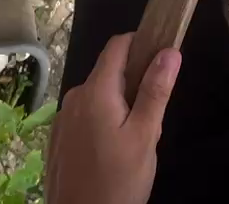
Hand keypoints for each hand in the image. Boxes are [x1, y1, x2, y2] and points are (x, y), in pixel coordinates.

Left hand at [43, 33, 180, 203]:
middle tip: (149, 121)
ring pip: (99, 97)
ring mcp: (63, 120)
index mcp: (95, 90)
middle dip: (133, 85)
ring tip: (131, 143)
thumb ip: (156, 91)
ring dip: (118, 107)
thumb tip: (170, 50)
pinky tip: (110, 155)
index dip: (141, 45)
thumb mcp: (145, 136)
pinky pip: (86, 117)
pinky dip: (102, 124)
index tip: (160, 64)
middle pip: (110, 72)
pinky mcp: (58, 140)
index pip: (118, 45)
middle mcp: (74, 98)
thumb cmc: (116, 183)